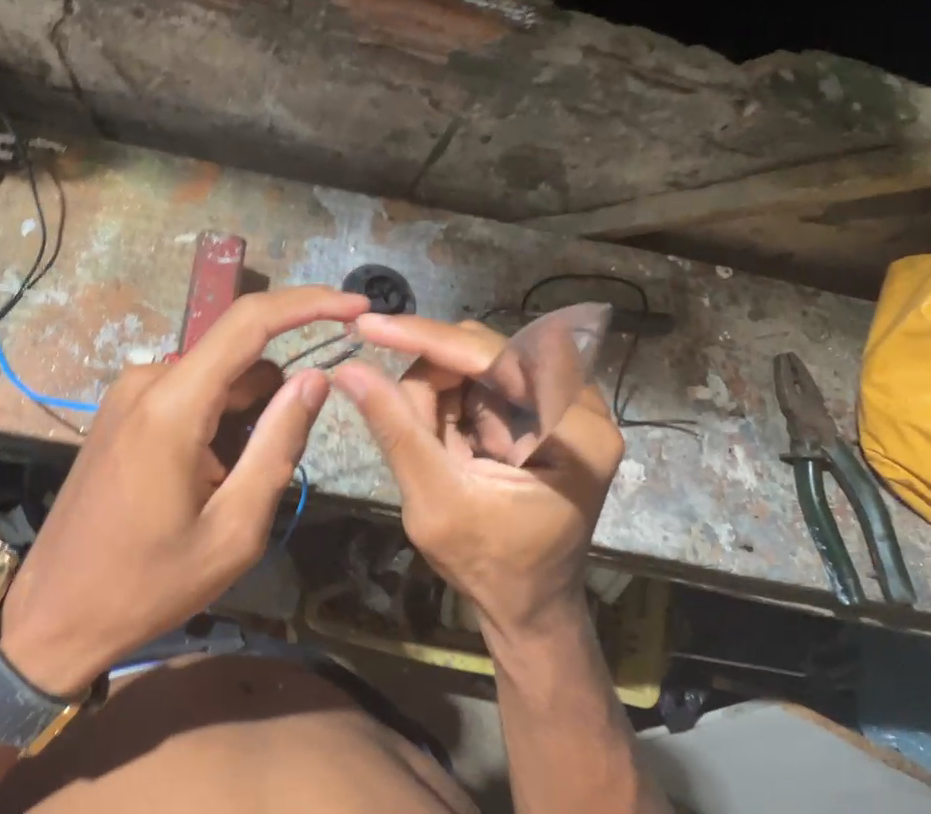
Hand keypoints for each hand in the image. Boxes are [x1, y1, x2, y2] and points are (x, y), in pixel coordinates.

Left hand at [0, 286, 371, 694]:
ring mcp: (127, 394)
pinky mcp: (121, 412)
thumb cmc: (148, 584)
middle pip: (239, 361)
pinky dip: (214, 425)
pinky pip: (188, 395)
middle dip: (272, 402)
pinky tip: (201, 484)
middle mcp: (146, 380)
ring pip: (216, 380)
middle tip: (264, 478)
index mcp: (173, 404)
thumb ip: (278, 445)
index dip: (309, 304)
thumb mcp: (233, 529)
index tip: (359, 307)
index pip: (249, 321)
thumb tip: (315, 378)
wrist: (58, 612)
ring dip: (242, 421)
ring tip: (223, 494)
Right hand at [332, 313, 625, 633]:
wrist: (528, 605)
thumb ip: (397, 430)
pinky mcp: (547, 409)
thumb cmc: (488, 565)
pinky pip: (483, 381)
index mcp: (574, 430)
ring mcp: (567, 404)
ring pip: (478, 363)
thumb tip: (348, 369)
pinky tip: (451, 447)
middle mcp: (582, 404)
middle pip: (485, 352)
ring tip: (437, 453)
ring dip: (439, 398)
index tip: (366, 325)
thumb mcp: (435, 500)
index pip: (492, 357)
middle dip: (432, 384)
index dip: (425, 339)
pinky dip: (451, 406)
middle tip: (408, 429)